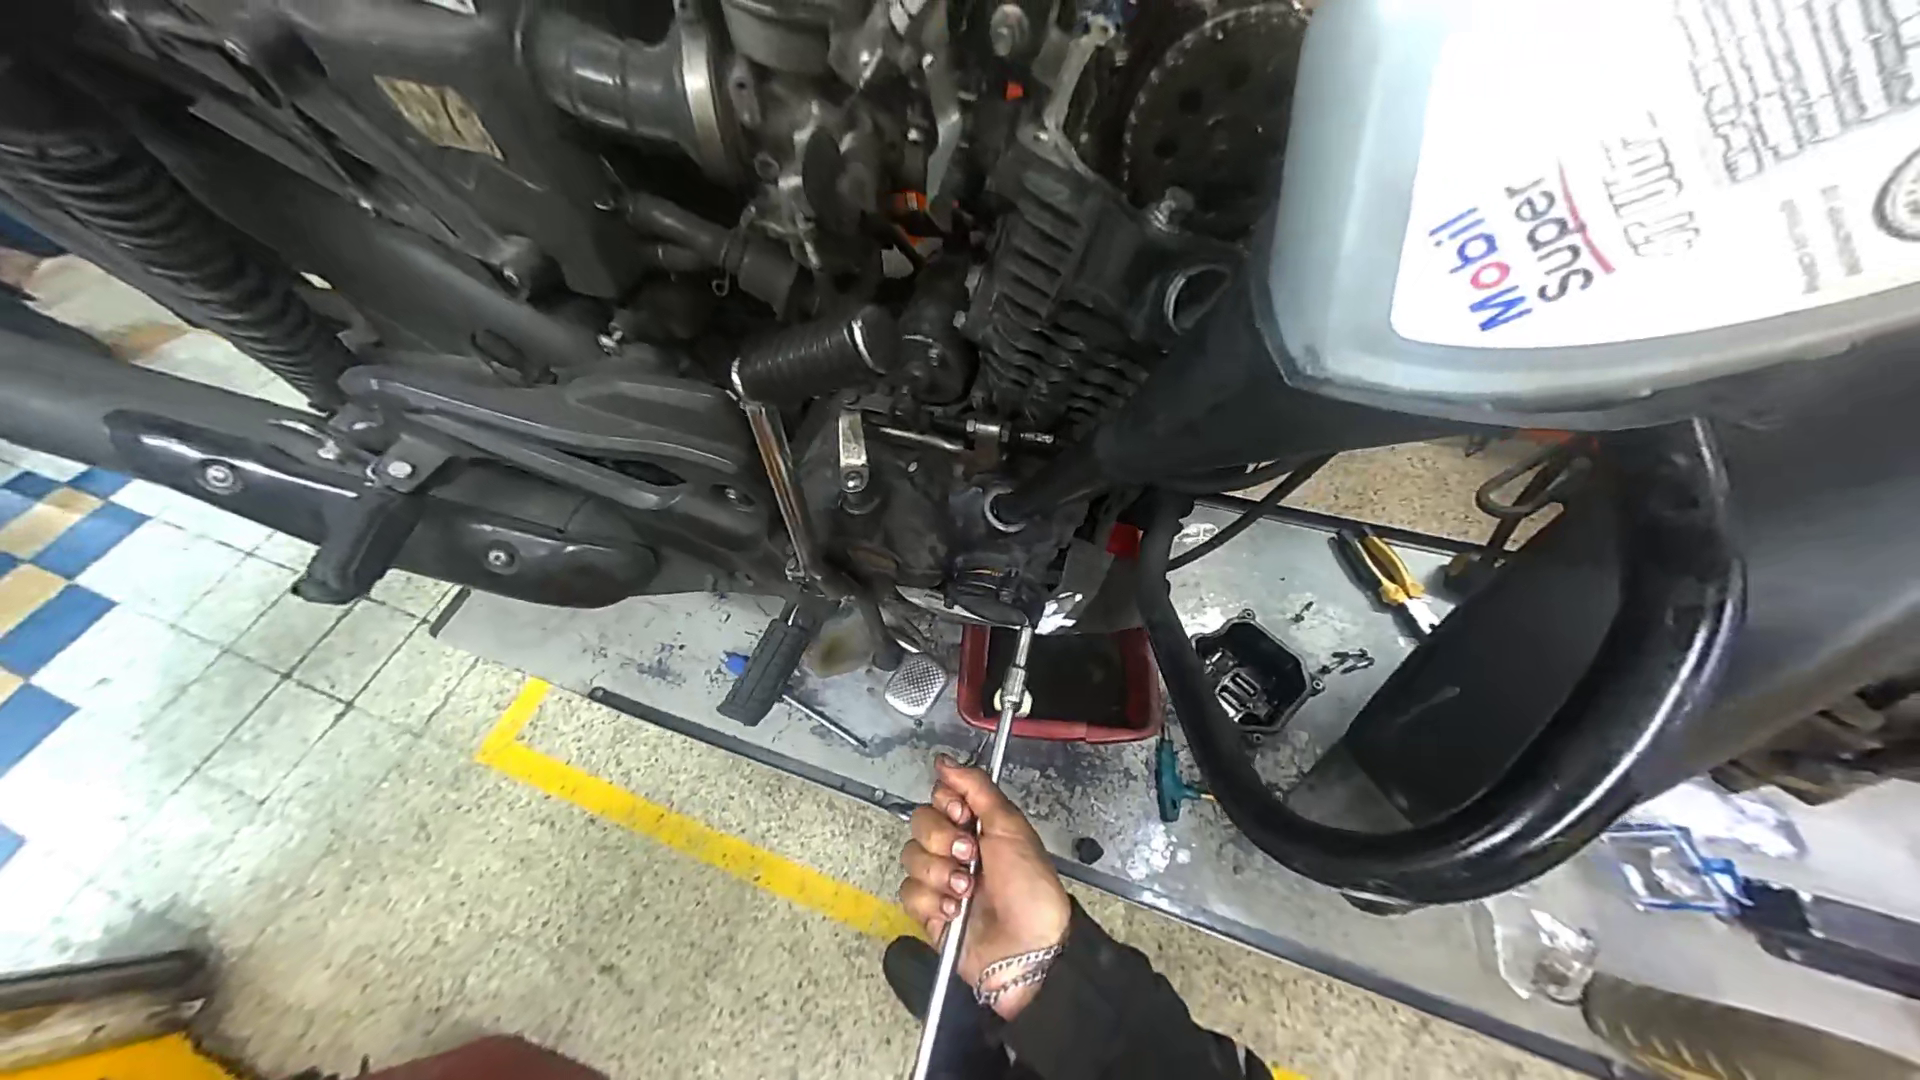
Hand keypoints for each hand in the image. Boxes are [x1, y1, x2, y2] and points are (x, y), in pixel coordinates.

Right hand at [898, 755, 1070, 1019]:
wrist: (1029, 949)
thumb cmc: (1030, 887)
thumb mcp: (1010, 826)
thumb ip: (976, 787)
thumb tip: (945, 760)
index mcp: (977, 823)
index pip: (940, 794)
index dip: (946, 803)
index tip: (963, 816)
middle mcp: (956, 846)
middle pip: (920, 822)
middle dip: (943, 840)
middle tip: (969, 855)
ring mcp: (941, 878)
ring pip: (911, 856)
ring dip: (940, 873)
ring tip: (966, 889)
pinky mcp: (930, 911)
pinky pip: (909, 892)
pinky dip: (932, 901)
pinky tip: (956, 911)